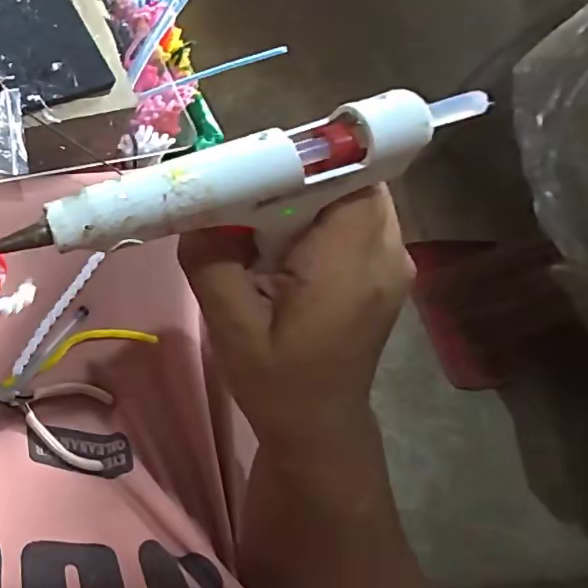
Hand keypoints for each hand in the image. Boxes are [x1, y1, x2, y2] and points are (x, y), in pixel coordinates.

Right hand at [177, 187, 412, 458]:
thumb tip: (197, 216)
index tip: (256, 165)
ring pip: (351, 198)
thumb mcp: (231, 327)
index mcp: (352, 263)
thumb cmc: (277, 382)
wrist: (318, 428)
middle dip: (297, 176)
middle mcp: (386, 254)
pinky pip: (351, 222)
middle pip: (351, 181)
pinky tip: (275, 244)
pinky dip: (313, 219)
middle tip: (244, 191)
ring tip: (254, 217)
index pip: (350, 177)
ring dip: (303, 197)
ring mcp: (390, 263)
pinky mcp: (379, 273)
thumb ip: (212, 263)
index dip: (306, 159)